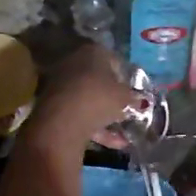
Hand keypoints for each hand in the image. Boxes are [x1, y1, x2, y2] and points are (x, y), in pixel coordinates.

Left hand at [22, 45, 137, 152]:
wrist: (62, 121)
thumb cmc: (99, 99)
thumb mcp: (126, 98)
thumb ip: (135, 98)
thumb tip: (141, 101)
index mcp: (94, 52)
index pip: (116, 62)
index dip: (128, 79)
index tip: (136, 94)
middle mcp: (75, 62)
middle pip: (100, 80)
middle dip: (114, 97)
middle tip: (129, 110)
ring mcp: (62, 83)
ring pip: (90, 99)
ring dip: (106, 115)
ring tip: (124, 132)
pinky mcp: (54, 105)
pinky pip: (80, 114)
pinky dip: (96, 127)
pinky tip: (115, 143)